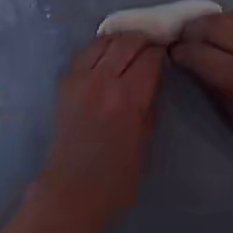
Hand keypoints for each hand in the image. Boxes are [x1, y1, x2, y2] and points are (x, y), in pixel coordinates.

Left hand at [33, 34, 165, 229]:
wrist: (71, 192)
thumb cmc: (117, 179)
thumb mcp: (146, 142)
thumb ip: (151, 103)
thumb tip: (156, 76)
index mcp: (127, 99)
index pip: (149, 57)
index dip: (161, 52)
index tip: (167, 54)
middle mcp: (102, 81)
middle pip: (127, 41)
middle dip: (143, 41)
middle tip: (152, 48)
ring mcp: (80, 78)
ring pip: (104, 40)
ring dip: (121, 40)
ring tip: (131, 49)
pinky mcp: (65, 82)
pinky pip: (86, 53)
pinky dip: (101, 49)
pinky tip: (109, 58)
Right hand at [173, 11, 232, 188]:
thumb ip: (212, 85)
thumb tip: (192, 65)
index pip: (196, 51)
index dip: (178, 52)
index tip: (172, 55)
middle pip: (211, 24)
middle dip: (191, 30)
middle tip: (183, 40)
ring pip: (232, 15)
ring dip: (213, 22)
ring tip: (205, 34)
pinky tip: (232, 36)